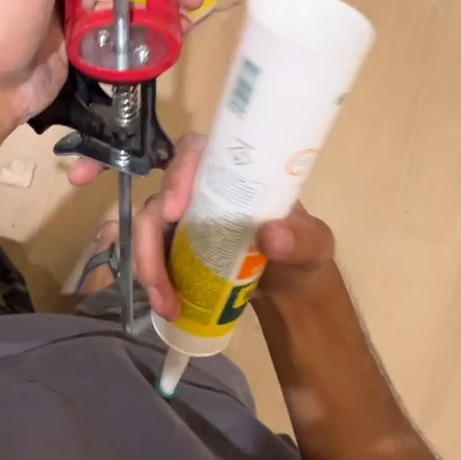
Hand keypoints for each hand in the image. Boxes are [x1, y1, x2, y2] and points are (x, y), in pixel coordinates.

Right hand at [131, 132, 339, 320]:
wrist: (292, 284)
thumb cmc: (301, 248)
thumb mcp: (312, 243)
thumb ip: (300, 238)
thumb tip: (273, 235)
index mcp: (230, 172)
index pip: (194, 153)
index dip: (178, 173)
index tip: (174, 209)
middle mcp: (199, 188)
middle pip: (160, 198)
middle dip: (151, 239)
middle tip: (159, 279)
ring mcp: (182, 218)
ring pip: (148, 229)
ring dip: (148, 267)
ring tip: (168, 306)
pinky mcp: (173, 245)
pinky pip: (151, 254)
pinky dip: (153, 280)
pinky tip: (167, 306)